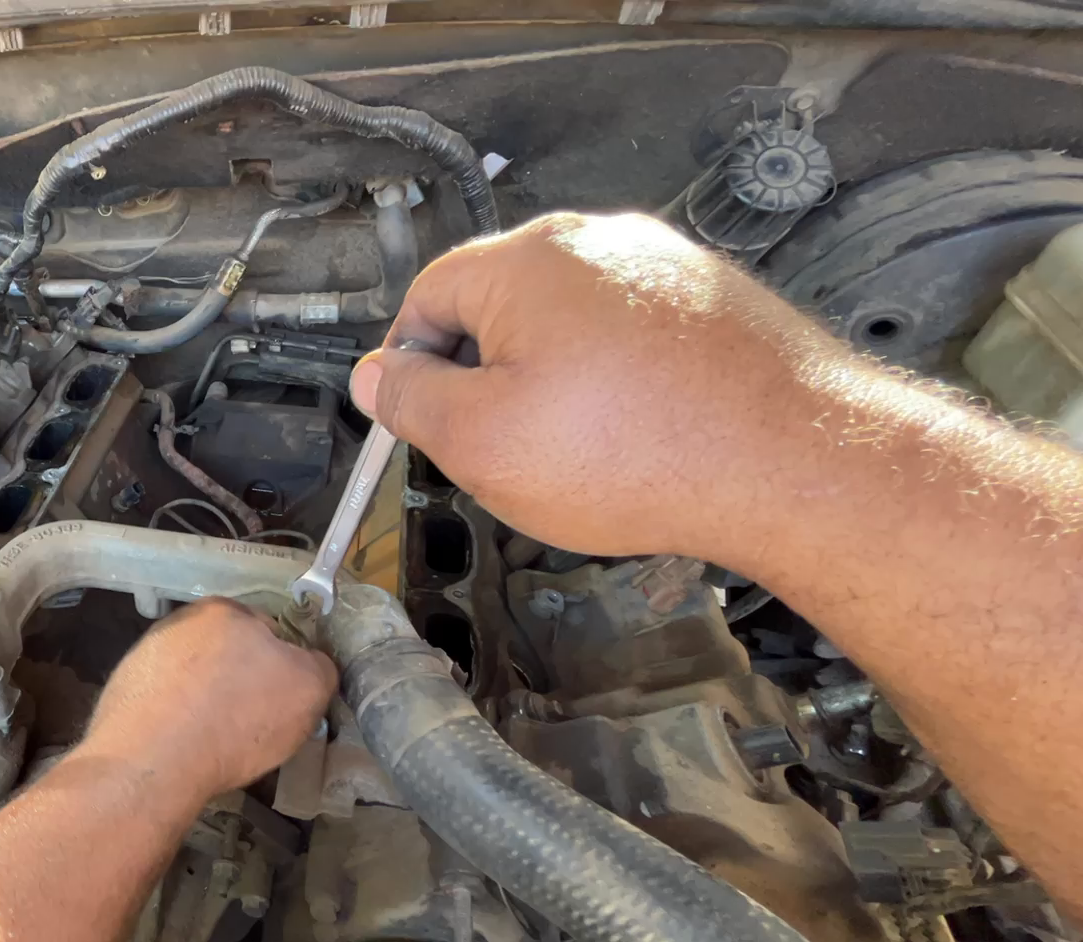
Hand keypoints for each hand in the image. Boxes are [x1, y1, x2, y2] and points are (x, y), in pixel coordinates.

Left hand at [74, 598, 336, 798]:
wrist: (151, 759)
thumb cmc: (236, 720)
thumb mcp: (307, 690)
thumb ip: (317, 667)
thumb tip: (310, 663)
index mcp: (225, 610)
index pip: (268, 632)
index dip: (281, 669)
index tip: (280, 703)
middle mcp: (181, 621)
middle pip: (227, 652)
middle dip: (240, 679)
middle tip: (249, 723)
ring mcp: (146, 653)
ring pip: (193, 675)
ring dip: (204, 697)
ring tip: (212, 738)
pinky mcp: (124, 686)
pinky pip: (163, 698)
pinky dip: (174, 715)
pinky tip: (181, 742)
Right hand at [349, 211, 852, 563]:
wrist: (800, 468)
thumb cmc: (632, 453)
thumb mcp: (476, 439)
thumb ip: (407, 401)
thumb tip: (372, 377)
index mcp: (524, 264)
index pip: (425, 298)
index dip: (407, 362)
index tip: (419, 413)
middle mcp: (593, 243)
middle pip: (489, 305)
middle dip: (473, 373)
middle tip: (488, 439)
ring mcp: (657, 264)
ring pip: (551, 321)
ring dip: (533, 377)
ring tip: (559, 443)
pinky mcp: (703, 297)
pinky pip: (612, 331)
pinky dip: (593, 377)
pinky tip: (614, 429)